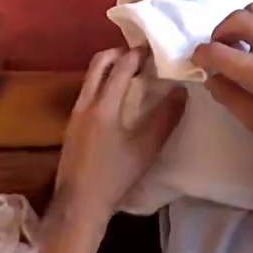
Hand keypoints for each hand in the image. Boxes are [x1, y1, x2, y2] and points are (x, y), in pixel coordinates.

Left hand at [50, 48, 185, 239]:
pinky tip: (117, 96)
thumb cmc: (114, 177)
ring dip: (110, 67)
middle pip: (100, 63)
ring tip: (132, 72)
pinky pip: (88, 90)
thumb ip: (165, 118)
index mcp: (103, 105)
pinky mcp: (72, 124)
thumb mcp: (146, 149)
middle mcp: (85, 102)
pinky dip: (103, 82)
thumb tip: (181, 91)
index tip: (155, 47)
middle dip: (120, 53)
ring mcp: (75, 113)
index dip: (139, 53)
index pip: (122, 66)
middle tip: (142, 55)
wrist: (78, 204)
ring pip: (91, 76)